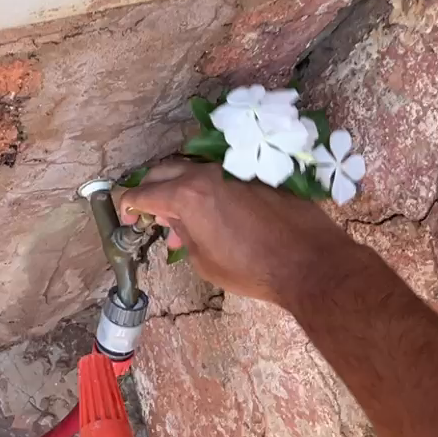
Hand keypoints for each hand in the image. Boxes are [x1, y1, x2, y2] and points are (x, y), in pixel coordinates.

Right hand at [117, 159, 351, 307]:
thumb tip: (176, 223)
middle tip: (150, 213)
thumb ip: (182, 234)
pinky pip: (219, 172)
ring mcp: (232, 169)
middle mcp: (206, 174)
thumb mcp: (202, 260)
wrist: (309, 262)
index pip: (142, 193)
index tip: (128, 217)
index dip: (129, 206)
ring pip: (192, 167)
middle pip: (163, 170)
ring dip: (179, 185)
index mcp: (186, 196)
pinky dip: (206, 186)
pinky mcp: (255, 173)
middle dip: (150, 189)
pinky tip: (213, 209)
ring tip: (183, 215)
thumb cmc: (252, 269)